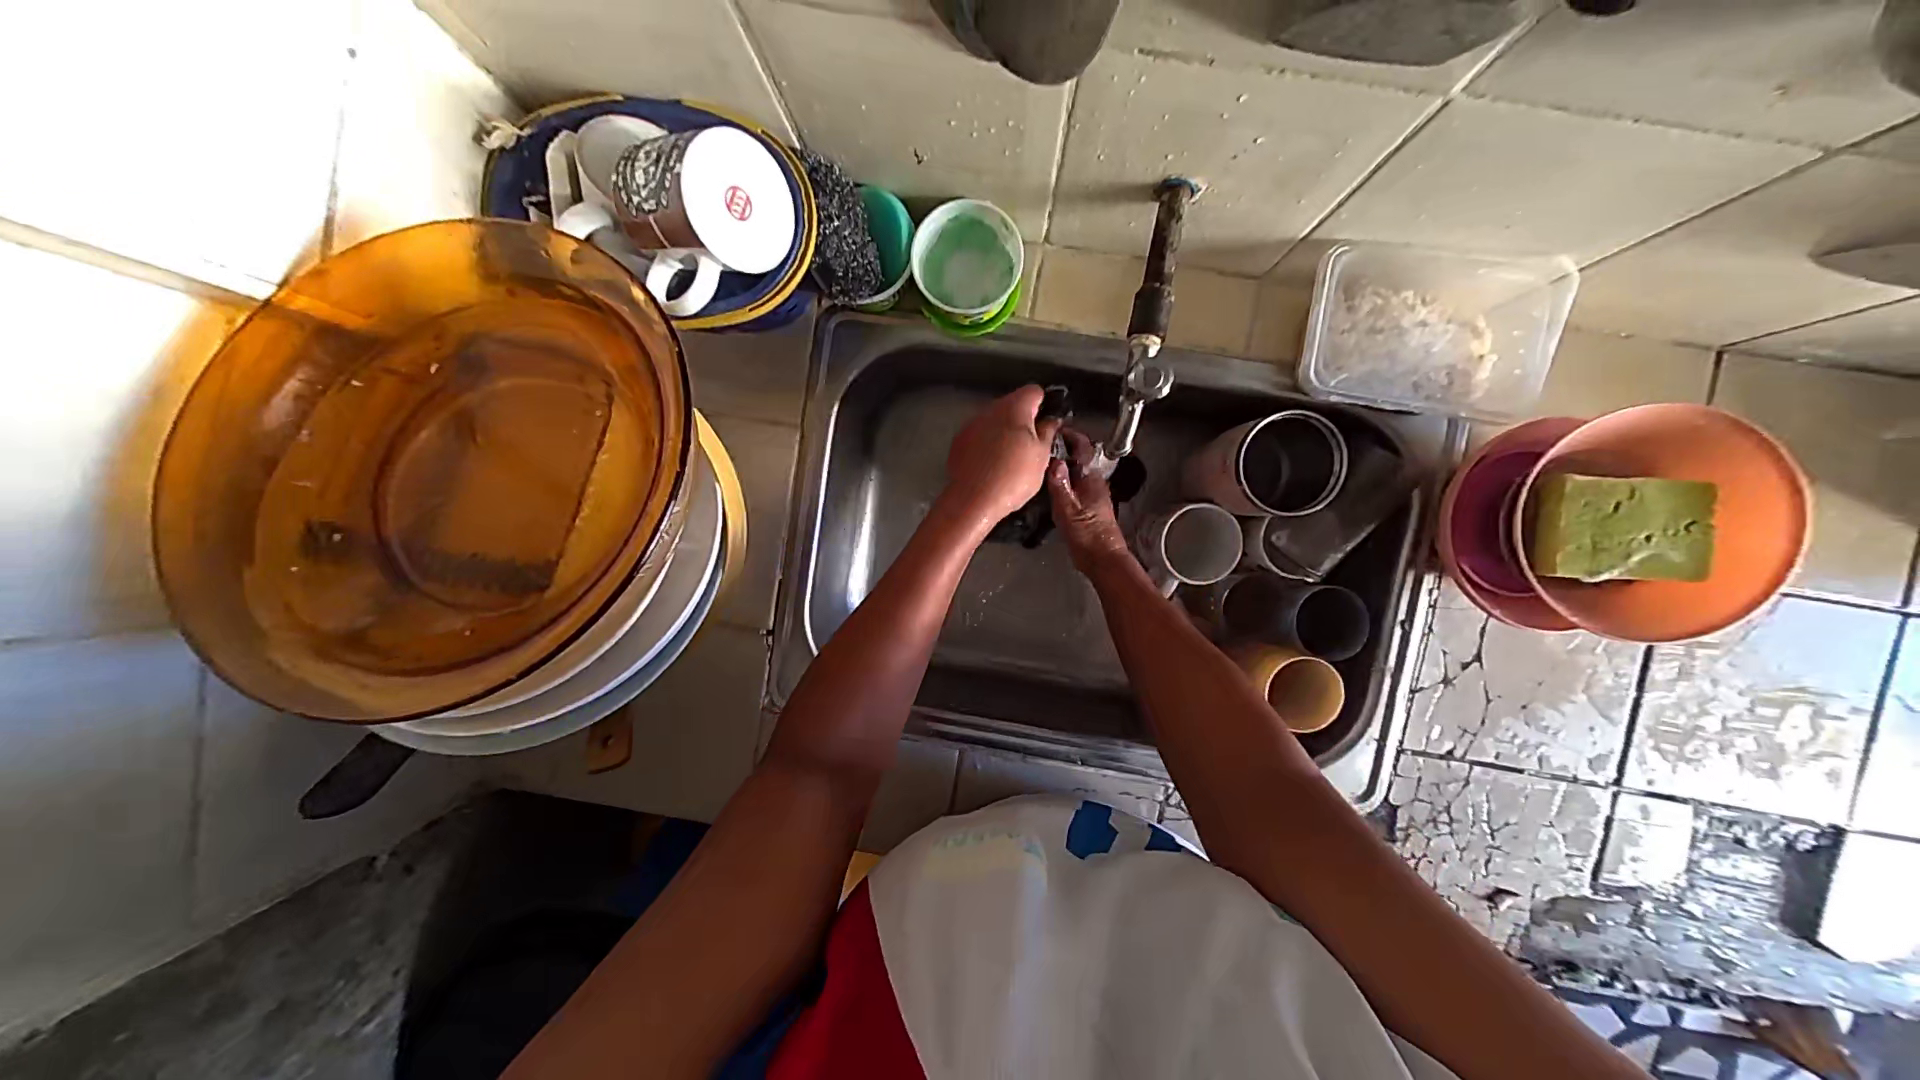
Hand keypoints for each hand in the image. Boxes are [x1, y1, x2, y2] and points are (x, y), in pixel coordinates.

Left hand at [941, 385, 1063, 531]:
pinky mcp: (959, 441)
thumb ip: (1048, 432)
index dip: (1044, 405)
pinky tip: (991, 464)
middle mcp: (990, 409)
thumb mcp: (1041, 456)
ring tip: (1011, 457)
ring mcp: (971, 424)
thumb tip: (1051, 420)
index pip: (1034, 391)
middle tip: (1032, 445)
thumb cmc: (1014, 477)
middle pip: (1012, 404)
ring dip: (1004, 431)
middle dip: (1023, 419)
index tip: (1047, 424)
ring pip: (994, 420)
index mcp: (1014, 407)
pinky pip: (979, 435)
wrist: (973, 500)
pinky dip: (987, 443)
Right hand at [1046, 428, 1130, 574]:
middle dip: (1061, 450)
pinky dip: (1061, 482)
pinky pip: (1073, 486)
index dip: (1070, 436)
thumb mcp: (1068, 509)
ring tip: (1040, 464)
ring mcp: (1092, 496)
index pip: (1083, 448)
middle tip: (1040, 446)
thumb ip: (1060, 485)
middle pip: (1078, 459)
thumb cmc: (1087, 535)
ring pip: (1075, 473)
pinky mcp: (1087, 508)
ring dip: (1061, 466)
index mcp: (1091, 479)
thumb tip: (1054, 461)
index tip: (1054, 429)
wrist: (1103, 560)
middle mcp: (1094, 483)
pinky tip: (1047, 489)